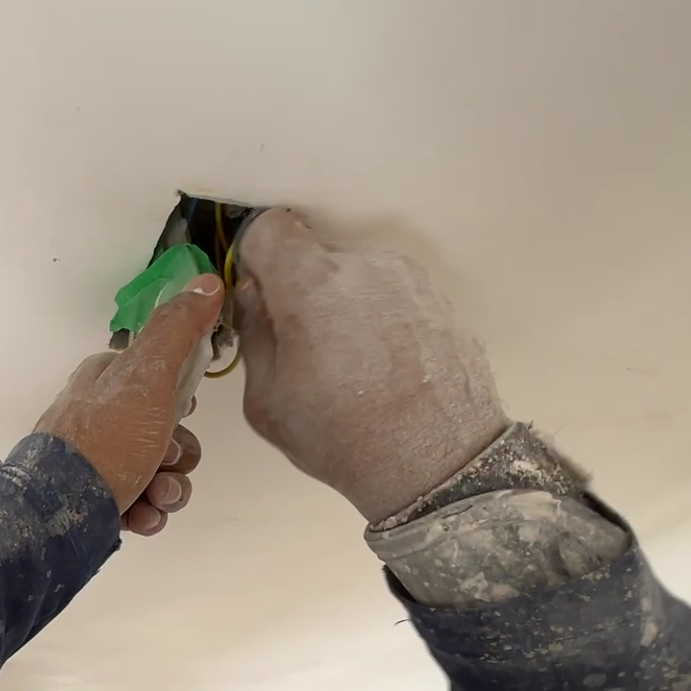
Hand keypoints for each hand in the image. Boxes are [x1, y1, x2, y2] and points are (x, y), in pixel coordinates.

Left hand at [36, 274, 222, 535]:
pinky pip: (140, 505)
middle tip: (168, 465)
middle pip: (166, 433)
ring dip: (169, 489)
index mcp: (103, 382)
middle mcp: (97, 419)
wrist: (59, 514)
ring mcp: (96, 464)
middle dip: (178, 457)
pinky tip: (142, 516)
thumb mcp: (145, 376)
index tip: (186, 413)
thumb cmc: (107, 440)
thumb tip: (207, 282)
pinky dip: (148, 513)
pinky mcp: (95, 503)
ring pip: (159, 473)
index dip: (182, 401)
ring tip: (157, 498)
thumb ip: (177, 332)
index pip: (158, 380)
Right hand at [232, 210, 507, 521]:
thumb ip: (254, 334)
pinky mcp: (435, 297)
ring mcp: (406, 278)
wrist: (434, 462)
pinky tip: (375, 366)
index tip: (257, 294)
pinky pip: (385, 292)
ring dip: (336, 304)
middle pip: (312, 255)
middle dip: (296, 290)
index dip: (256, 257)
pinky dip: (371, 316)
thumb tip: (255, 296)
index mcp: (312, 285)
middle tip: (298, 347)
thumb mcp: (266, 399)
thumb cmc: (342, 436)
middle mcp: (364, 266)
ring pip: (350, 274)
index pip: (271, 228)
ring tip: (343, 365)